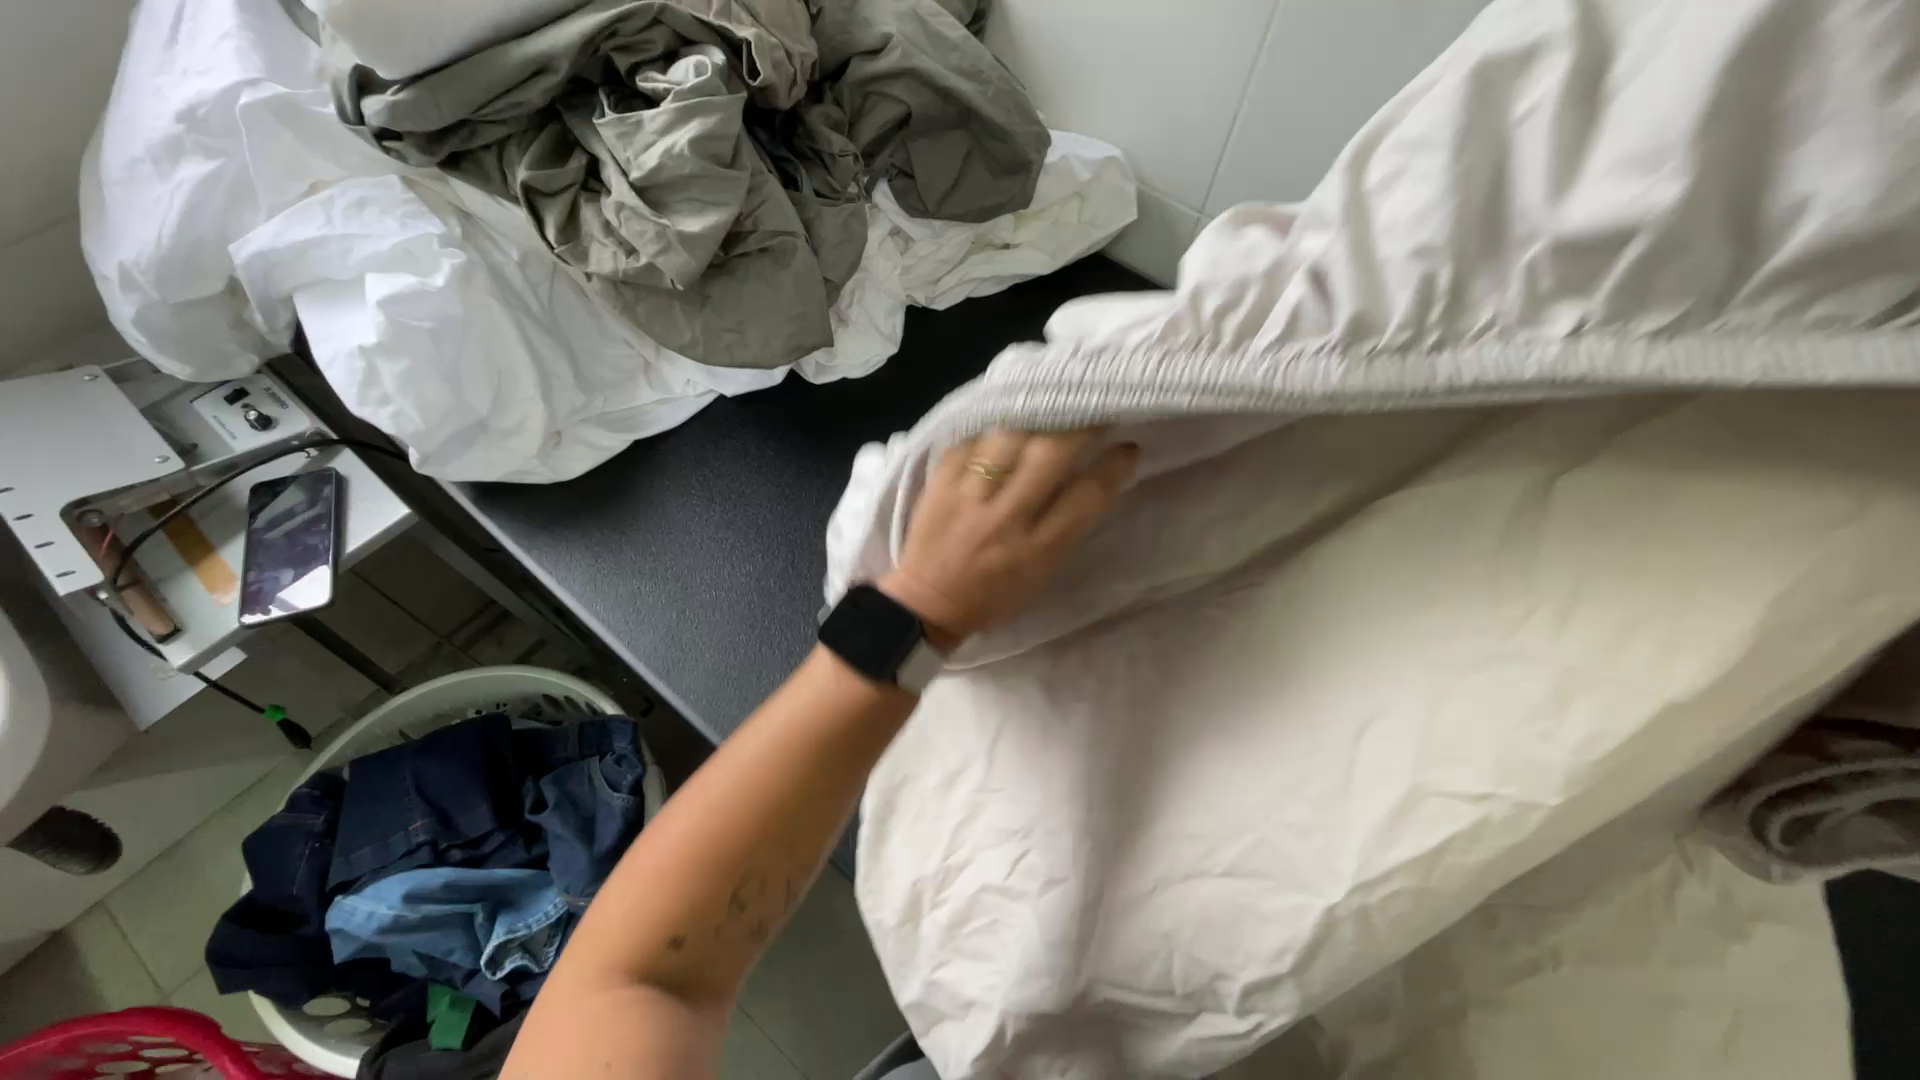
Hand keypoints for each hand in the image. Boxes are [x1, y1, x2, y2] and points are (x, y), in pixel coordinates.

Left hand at [879, 430, 1137, 648]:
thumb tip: (1093, 478)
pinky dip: (991, 429)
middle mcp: (1006, 517)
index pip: (1087, 494)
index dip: (1115, 464)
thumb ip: (1066, 527)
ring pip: (1010, 436)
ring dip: (1036, 418)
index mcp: (1038, 548)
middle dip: (1081, 426)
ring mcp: (970, 496)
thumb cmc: (992, 596)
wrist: (926, 605)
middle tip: (1092, 413)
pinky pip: (970, 439)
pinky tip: (1003, 425)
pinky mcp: (940, 482)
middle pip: (1051, 453)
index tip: (1127, 448)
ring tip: (1049, 409)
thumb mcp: (1042, 572)